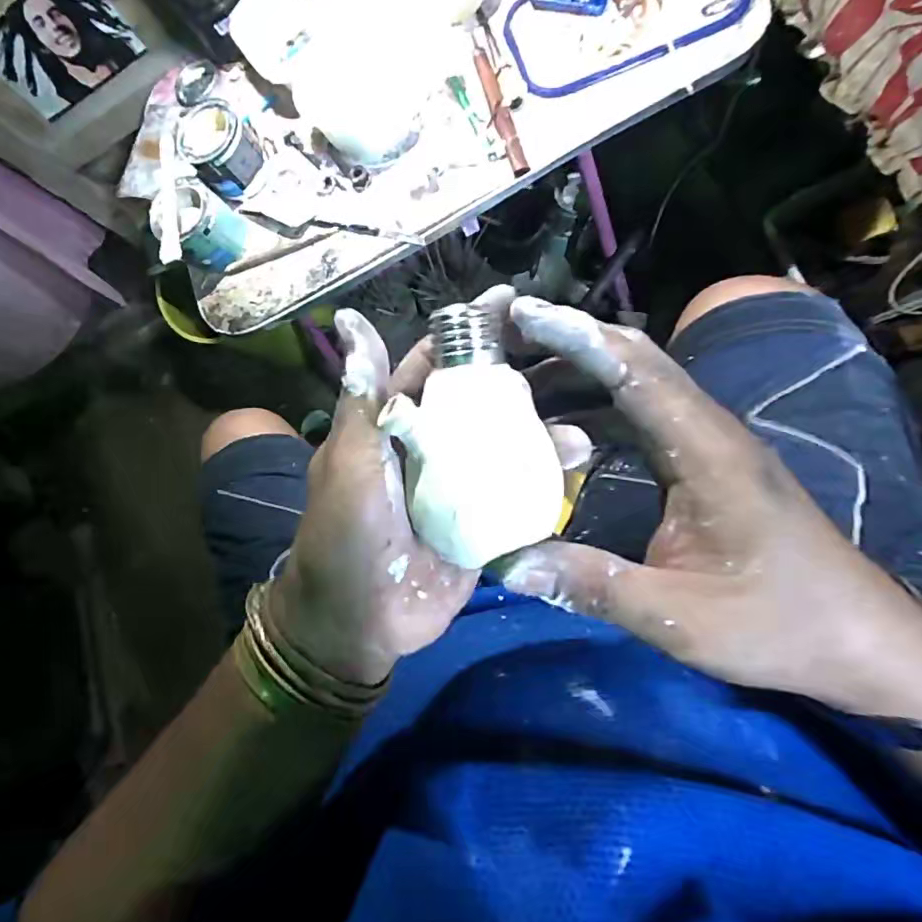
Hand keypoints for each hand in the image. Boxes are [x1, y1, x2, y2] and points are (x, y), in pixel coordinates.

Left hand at [267, 288, 590, 685]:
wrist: (358, 619)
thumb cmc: (345, 534)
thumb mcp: (349, 461)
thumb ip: (364, 399)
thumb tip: (347, 321)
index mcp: (392, 427)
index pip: (430, 367)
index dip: (463, 334)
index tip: (508, 303)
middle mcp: (428, 449)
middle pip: (477, 401)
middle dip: (515, 377)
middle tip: (567, 354)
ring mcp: (458, 487)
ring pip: (505, 445)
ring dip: (539, 431)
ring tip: (573, 430)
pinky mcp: (482, 524)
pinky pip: (518, 494)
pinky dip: (545, 478)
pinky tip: (576, 464)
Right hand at [497, 297, 921, 716]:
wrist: (866, 644)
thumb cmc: (783, 626)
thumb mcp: (681, 619)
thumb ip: (591, 586)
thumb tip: (505, 564)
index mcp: (709, 454)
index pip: (636, 374)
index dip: (575, 338)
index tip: (518, 317)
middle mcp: (709, 433)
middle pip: (633, 361)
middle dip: (564, 341)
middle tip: (499, 339)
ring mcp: (707, 447)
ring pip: (633, 385)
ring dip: (572, 373)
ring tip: (509, 378)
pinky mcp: (700, 466)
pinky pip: (634, 418)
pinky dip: (587, 409)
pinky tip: (551, 431)